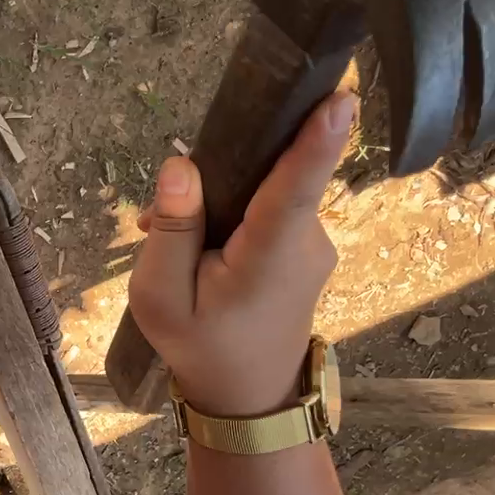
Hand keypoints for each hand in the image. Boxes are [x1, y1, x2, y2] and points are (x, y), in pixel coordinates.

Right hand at [128, 91, 355, 417]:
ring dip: (214, 208)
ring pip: (262, 197)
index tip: (342, 97)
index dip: (315, 143)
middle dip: (209, 186)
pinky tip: (196, 252)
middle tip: (152, 224)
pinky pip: (269, 212)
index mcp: (268, 258)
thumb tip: (180, 166)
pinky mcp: (309, 250)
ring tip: (171, 250)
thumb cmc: (199, 346)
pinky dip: (230, 220)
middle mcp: (306, 244)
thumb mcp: (160, 295)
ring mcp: (314, 246)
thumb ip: (171, 229)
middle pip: (265, 182)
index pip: (294, 189)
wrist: (247, 397)